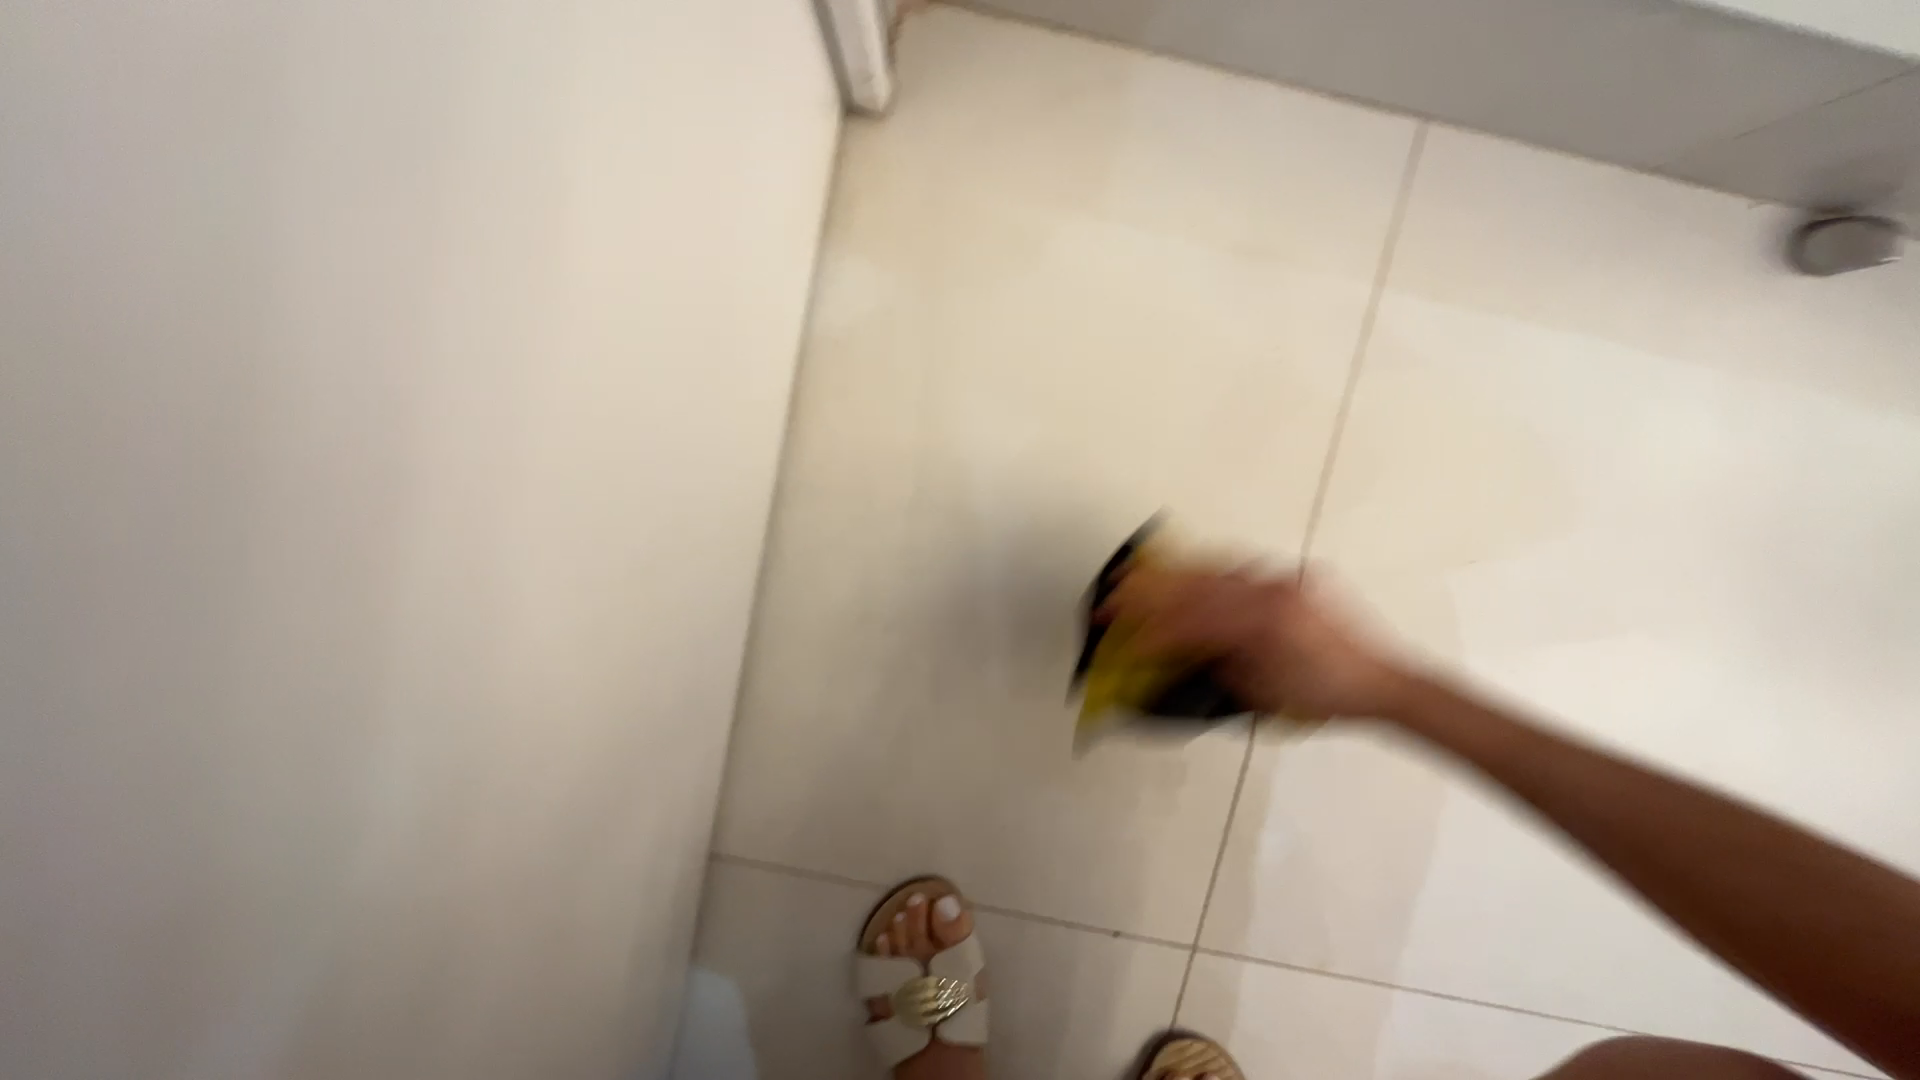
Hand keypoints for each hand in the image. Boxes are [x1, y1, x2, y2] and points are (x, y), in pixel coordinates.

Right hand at [1098, 563, 1412, 720]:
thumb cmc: (1321, 698)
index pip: (1190, 621)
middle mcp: (1270, 593)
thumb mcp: (1260, 693)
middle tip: (1111, 594)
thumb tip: (1182, 651)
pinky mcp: (1295, 577)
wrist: (1381, 682)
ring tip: (1137, 574)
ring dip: (1172, 572)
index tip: (1118, 634)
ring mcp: (1284, 579)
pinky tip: (1188, 571)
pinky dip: (1209, 568)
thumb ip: (1218, 665)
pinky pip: (1242, 567)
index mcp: (1261, 625)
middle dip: (1147, 590)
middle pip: (1194, 585)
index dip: (1149, 628)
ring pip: (1215, 569)